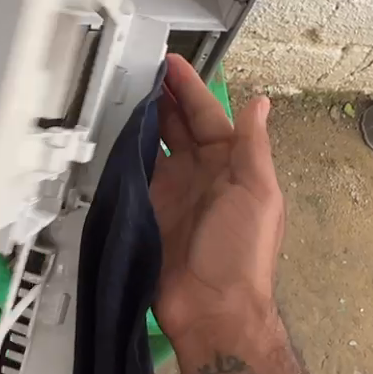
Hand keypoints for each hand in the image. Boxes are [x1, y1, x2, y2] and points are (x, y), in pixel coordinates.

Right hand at [150, 54, 284, 345]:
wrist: (212, 310)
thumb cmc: (241, 252)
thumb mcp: (258, 194)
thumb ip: (253, 147)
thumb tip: (260, 103)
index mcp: (232, 166)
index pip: (208, 116)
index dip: (191, 89)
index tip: (170, 63)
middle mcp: (202, 174)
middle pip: (179, 126)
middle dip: (162, 98)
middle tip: (138, 71)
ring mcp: (174, 192)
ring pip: (155, 145)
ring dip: (142, 120)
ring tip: (121, 93)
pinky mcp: (150, 211)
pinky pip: (136, 174)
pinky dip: (126, 153)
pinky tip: (112, 134)